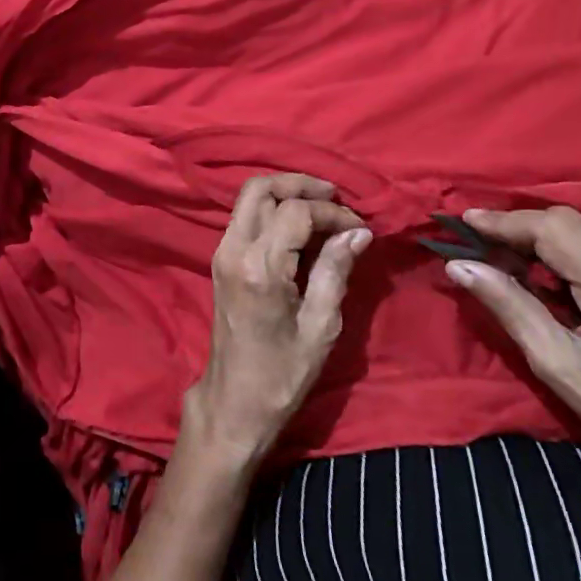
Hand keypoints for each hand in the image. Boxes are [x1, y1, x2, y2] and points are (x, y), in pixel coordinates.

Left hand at [186, 174, 370, 461]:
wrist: (235, 397)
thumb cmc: (283, 372)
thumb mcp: (321, 326)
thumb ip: (335, 270)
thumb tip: (358, 232)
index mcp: (259, 267)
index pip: (294, 211)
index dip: (331, 211)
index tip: (359, 227)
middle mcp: (233, 249)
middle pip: (258, 188)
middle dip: (299, 184)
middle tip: (336, 197)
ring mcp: (221, 251)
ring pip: (248, 198)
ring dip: (285, 194)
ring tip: (324, 210)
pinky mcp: (220, 259)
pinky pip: (245, 217)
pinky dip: (273, 210)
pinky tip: (303, 227)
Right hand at [448, 207, 580, 513]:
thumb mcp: (563, 373)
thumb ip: (512, 310)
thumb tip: (459, 266)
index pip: (558, 232)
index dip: (507, 222)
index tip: (465, 223)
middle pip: (578, 224)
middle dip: (524, 229)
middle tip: (488, 250)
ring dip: (555, 243)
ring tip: (527, 270)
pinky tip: (578, 287)